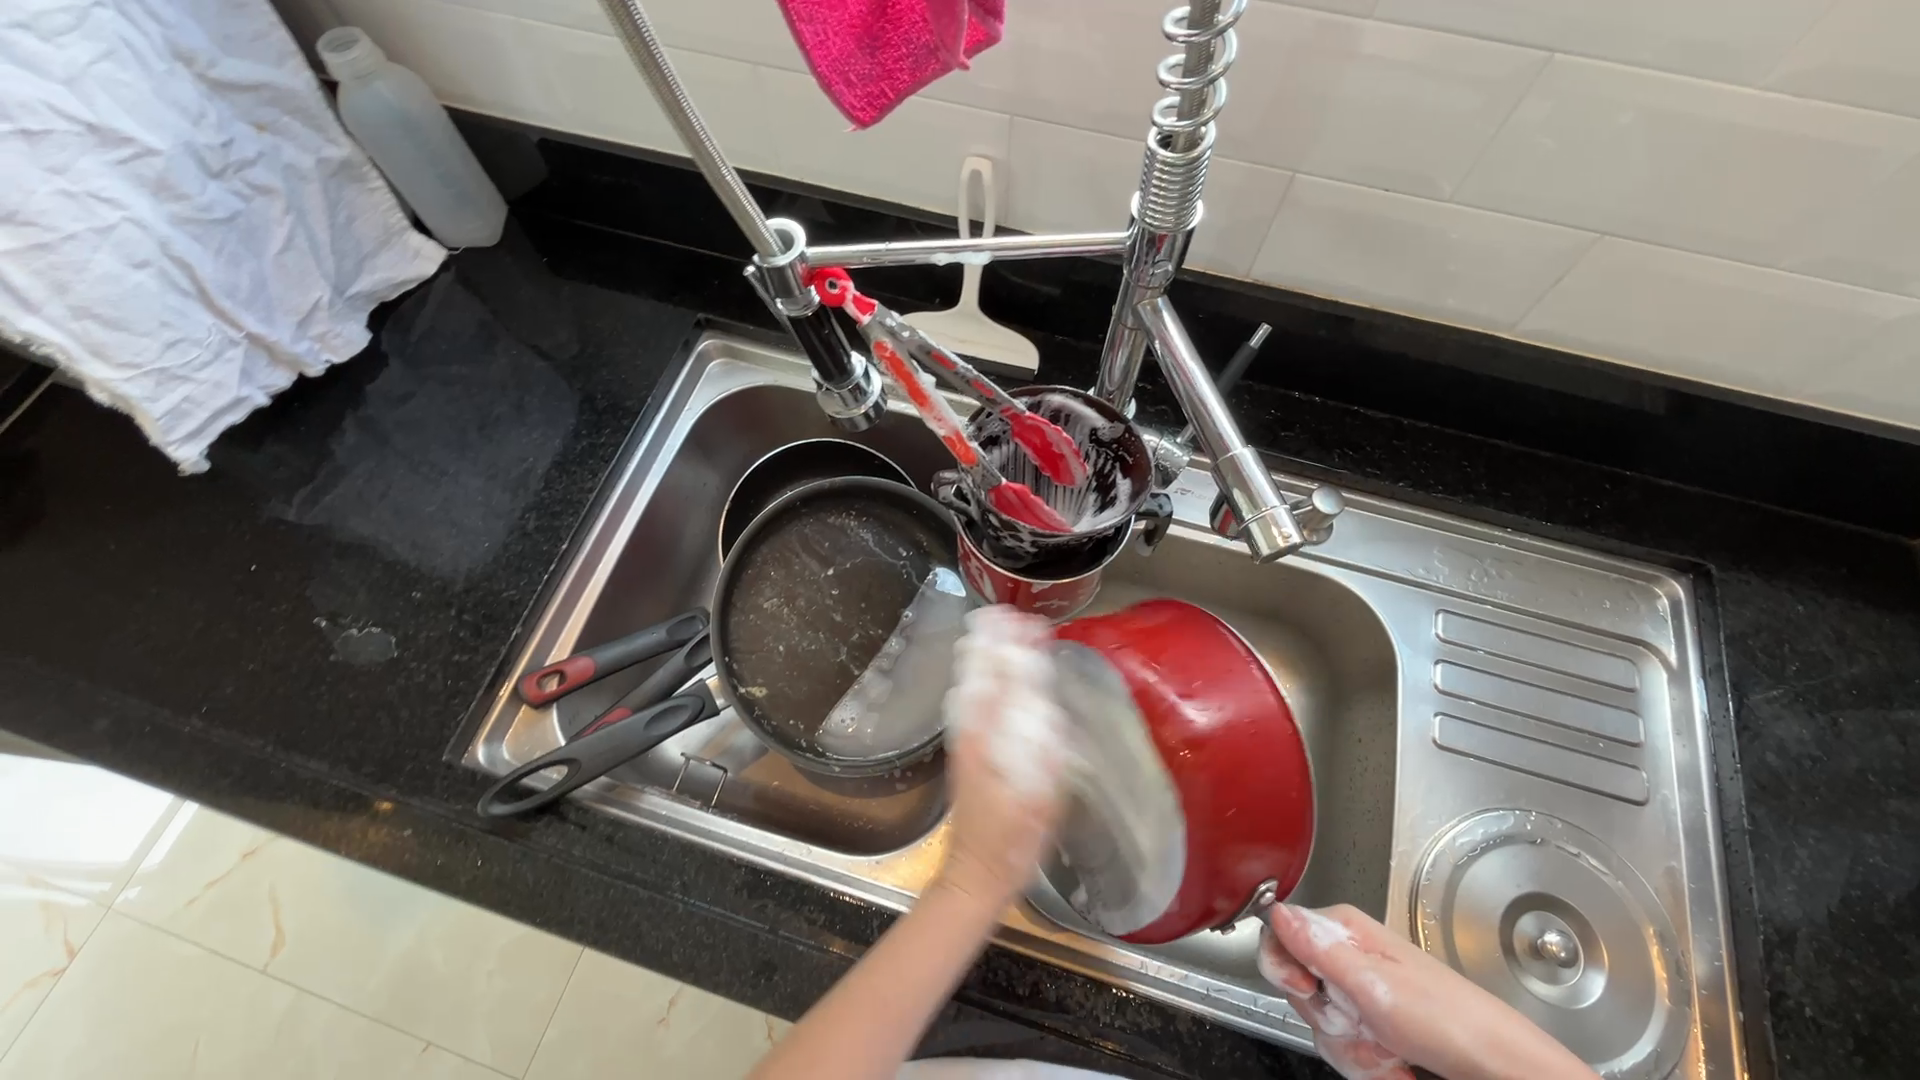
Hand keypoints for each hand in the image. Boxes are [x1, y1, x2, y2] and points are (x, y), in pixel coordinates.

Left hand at [937, 607, 1068, 909]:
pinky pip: (965, 707)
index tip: (1026, 624)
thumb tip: (1047, 709)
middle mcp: (974, 734)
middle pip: (980, 677)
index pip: (1004, 681)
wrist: (975, 872)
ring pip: (969, 689)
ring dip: (982, 658)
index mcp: (993, 741)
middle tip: (1003, 616)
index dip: (1015, 650)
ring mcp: (965, 742)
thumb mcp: (1041, 800)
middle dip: (992, 644)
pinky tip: (979, 676)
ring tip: (991, 631)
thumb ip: (1045, 755)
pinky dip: (974, 682)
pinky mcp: (964, 753)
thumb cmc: (1014, 842)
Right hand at [1257, 903, 1600, 1079]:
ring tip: (1387, 1051)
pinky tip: (1393, 1063)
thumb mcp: (1374, 984)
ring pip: (1318, 1022)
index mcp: (1345, 929)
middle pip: (1295, 985)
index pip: (1280, 935)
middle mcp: (1347, 954)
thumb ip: (1318, 948)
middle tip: (1361, 1022)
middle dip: (1325, 1017)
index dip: (1283, 967)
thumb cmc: (1446, 1020)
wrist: (1499, 1069)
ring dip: (1350, 1046)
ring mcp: (1359, 990)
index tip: (1305, 990)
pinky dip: (1364, 1061)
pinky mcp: (1371, 1022)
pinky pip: (1341, 1044)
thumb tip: (1275, 910)